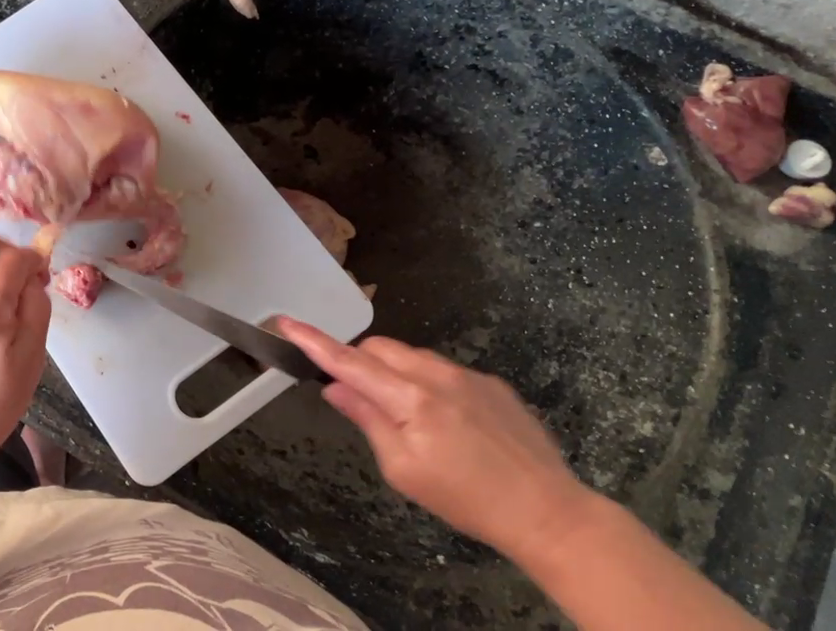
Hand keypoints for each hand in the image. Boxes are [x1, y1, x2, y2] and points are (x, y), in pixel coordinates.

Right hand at [271, 317, 592, 558]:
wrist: (549, 513)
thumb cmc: (466, 499)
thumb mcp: (403, 469)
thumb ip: (367, 419)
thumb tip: (336, 388)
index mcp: (410, 398)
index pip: (348, 361)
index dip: (313, 341)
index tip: (286, 322)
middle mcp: (437, 375)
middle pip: (378, 348)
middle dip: (358, 362)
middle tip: (358, 397)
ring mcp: (469, 376)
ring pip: (412, 356)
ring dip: (394, 373)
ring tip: (410, 419)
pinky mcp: (493, 385)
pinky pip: (444, 370)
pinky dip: (428, 383)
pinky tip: (449, 424)